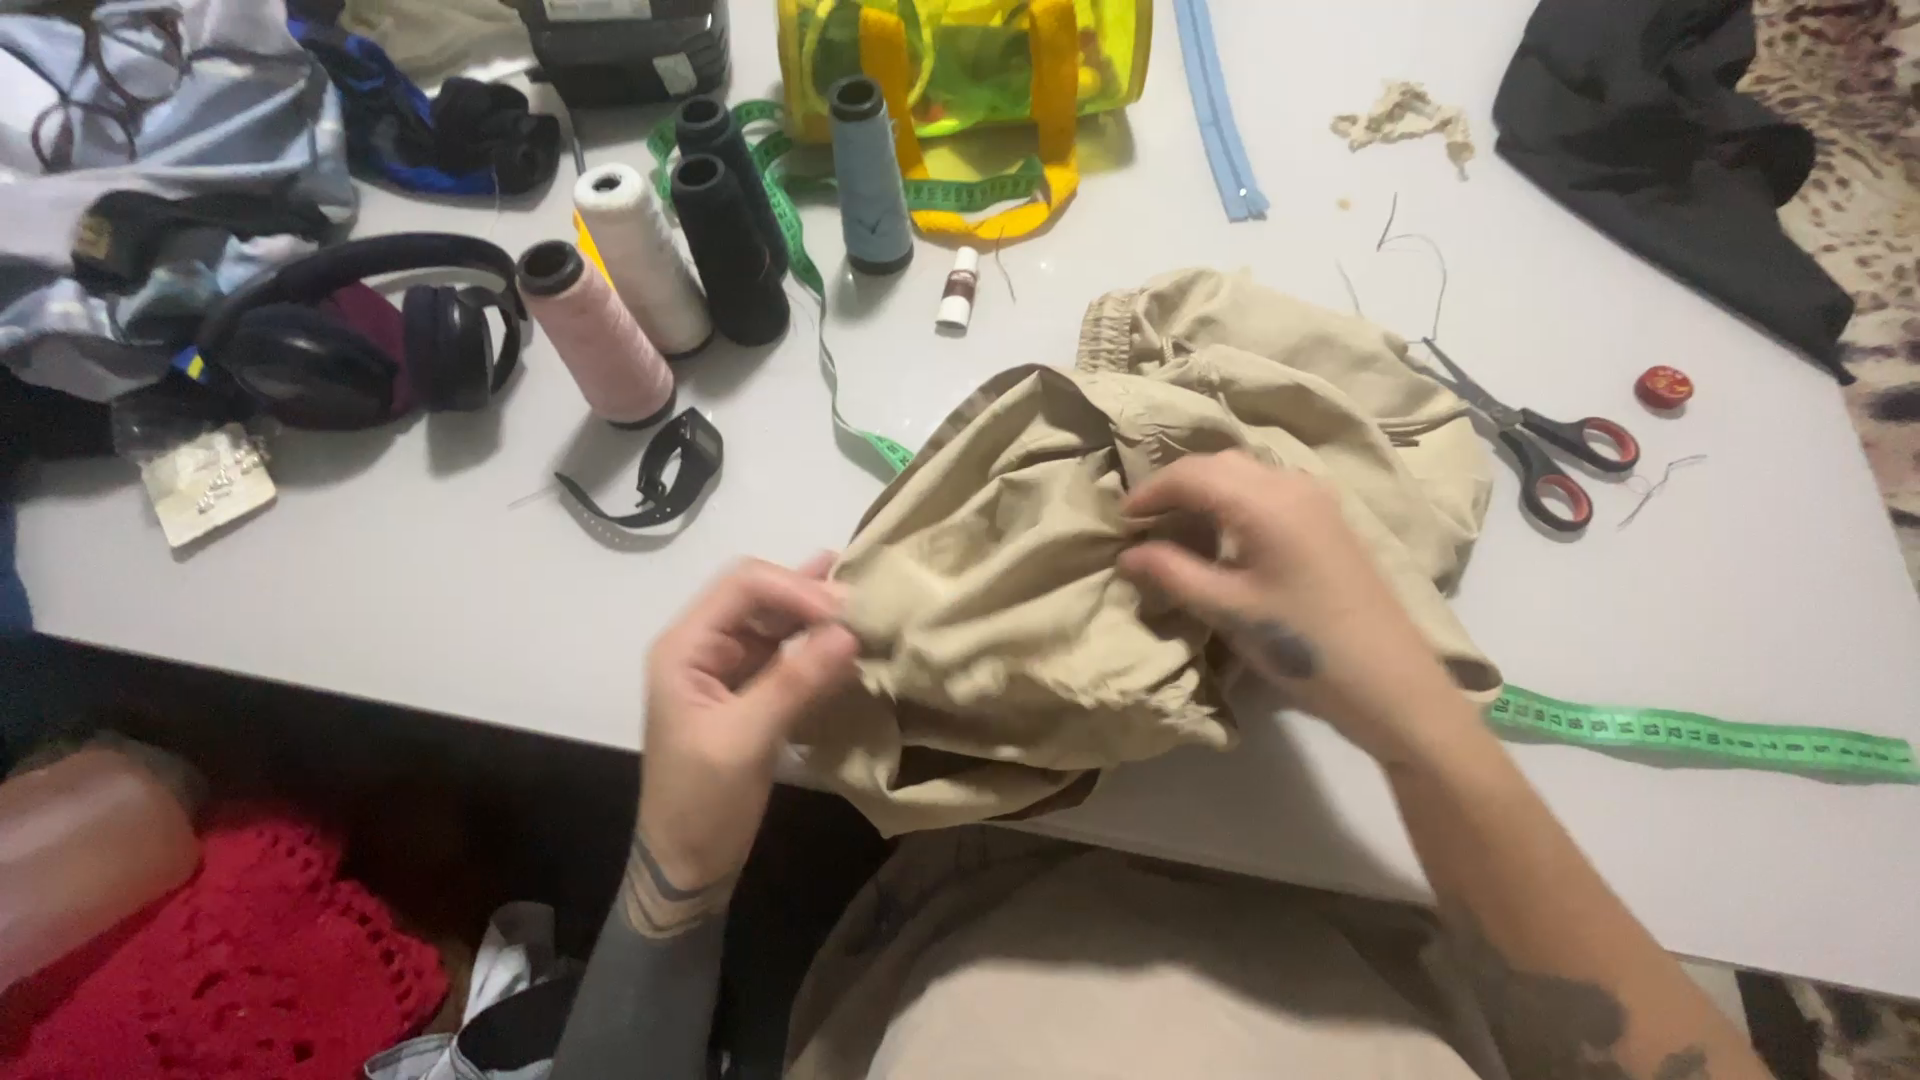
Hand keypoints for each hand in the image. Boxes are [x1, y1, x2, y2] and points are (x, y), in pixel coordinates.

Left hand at [638, 555, 859, 890]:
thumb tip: (849, 633)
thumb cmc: (702, 805)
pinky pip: (787, 651)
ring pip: (776, 618)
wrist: (687, 866)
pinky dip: (818, 642)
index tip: (846, 613)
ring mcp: (727, 666)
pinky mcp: (751, 689)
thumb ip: (794, 681)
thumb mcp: (745, 741)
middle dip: (809, 593)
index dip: (796, 587)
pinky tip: (849, 638)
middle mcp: (704, 645)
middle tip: (864, 605)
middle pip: (760, 593)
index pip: (743, 586)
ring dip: (817, 612)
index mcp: (685, 647)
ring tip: (864, 605)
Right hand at [1116, 452, 1472, 765]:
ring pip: (1244, 473)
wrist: (1390, 681)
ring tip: (1176, 529)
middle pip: (1218, 464)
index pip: (1190, 475)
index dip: (1149, 493)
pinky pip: (1268, 489)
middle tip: (1144, 524)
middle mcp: (1292, 485)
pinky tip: (1223, 536)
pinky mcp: (1328, 519)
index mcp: (1265, 502)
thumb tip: (1127, 554)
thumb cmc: (1302, 645)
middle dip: (1175, 487)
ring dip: (1204, 491)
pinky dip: (1233, 499)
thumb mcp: (1227, 610)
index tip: (1120, 522)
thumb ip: (1172, 573)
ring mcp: (1316, 499)